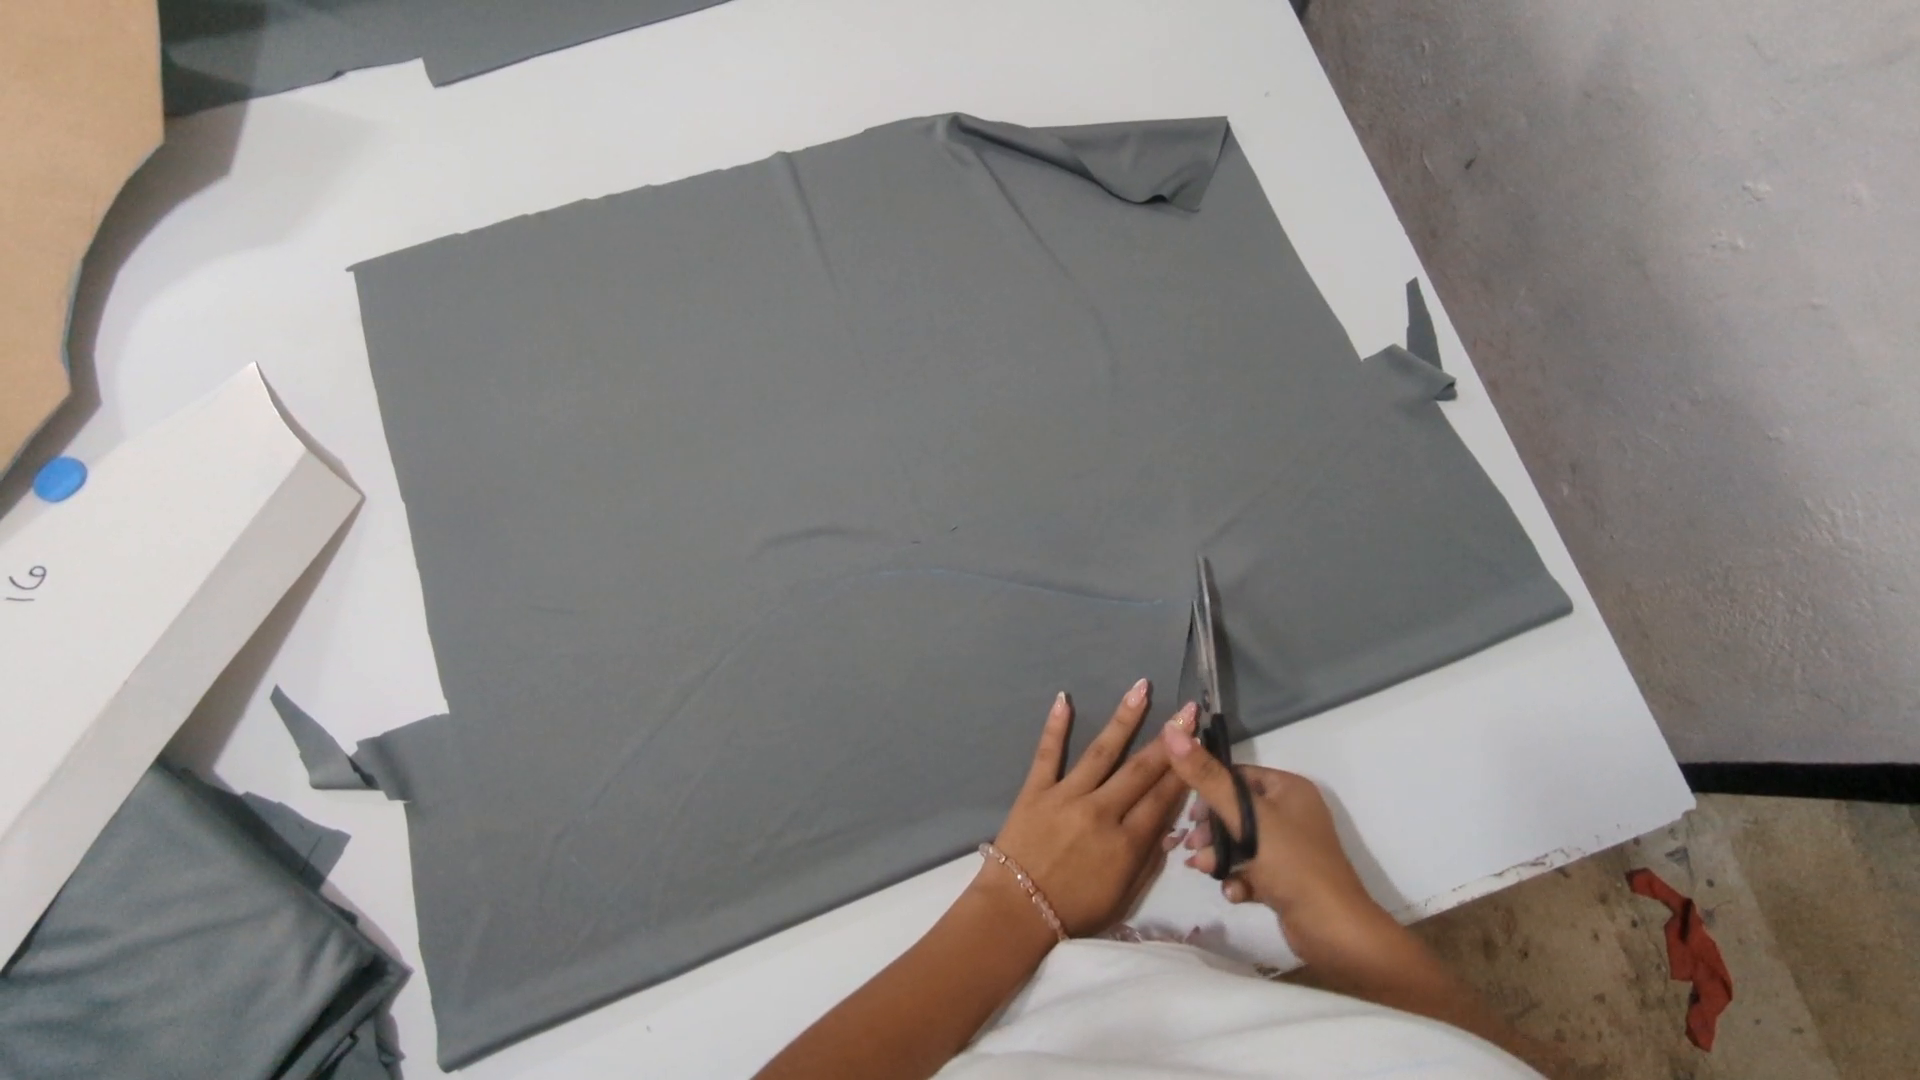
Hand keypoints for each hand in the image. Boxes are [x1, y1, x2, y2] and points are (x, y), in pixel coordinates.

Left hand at [982, 681, 1194, 937]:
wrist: (1016, 914)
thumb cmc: (1074, 913)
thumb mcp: (1124, 896)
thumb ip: (1148, 859)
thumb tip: (1170, 826)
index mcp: (1126, 843)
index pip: (1162, 798)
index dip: (1183, 769)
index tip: (1199, 742)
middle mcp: (1101, 812)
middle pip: (1140, 769)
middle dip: (1168, 739)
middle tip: (1186, 710)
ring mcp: (1066, 797)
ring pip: (1101, 751)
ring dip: (1124, 718)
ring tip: (1141, 688)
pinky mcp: (1035, 790)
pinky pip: (1047, 753)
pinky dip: (1055, 726)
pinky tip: (1064, 698)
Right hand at [1159, 718, 1386, 959]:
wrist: (1333, 931)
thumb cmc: (1291, 863)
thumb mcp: (1245, 817)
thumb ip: (1206, 777)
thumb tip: (1172, 729)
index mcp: (1288, 789)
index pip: (1237, 776)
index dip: (1208, 790)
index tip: (1188, 813)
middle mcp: (1291, 813)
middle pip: (1235, 810)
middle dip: (1210, 830)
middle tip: (1190, 844)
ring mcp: (1290, 847)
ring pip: (1239, 842)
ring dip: (1218, 855)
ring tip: (1204, 869)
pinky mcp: (1286, 878)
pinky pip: (1252, 869)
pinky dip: (1237, 877)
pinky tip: (1233, 891)